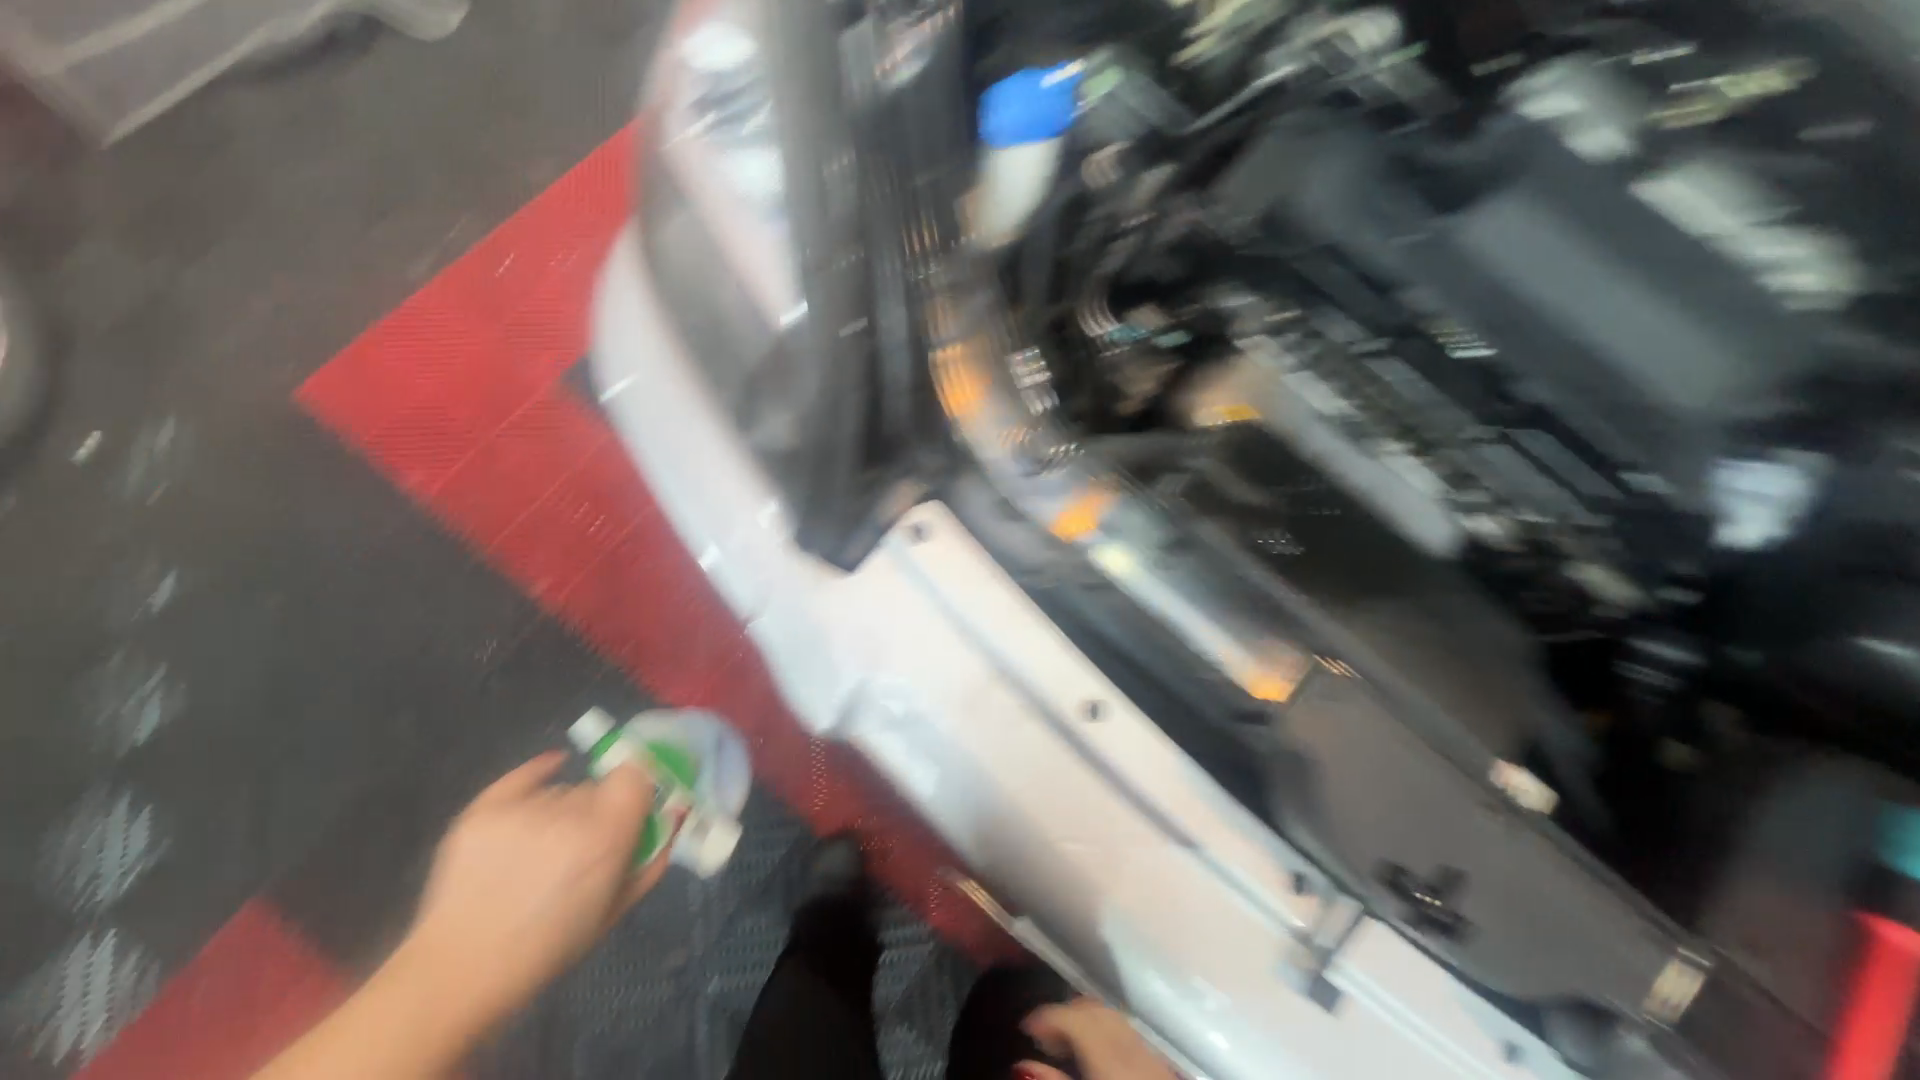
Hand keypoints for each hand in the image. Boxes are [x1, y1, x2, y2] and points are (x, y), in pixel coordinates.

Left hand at [395, 751, 674, 1028]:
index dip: (638, 790)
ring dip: (563, 809)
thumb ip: (652, 858)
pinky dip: (538, 777)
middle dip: (599, 809)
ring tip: (544, 848)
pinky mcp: (484, 810)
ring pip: (562, 790)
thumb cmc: (550, 948)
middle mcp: (567, 815)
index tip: (635, 808)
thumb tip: (675, 815)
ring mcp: (522, 810)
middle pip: (599, 787)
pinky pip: (524, 776)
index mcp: (606, 838)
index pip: (637, 774)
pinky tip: (545, 779)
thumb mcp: (616, 910)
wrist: (462, 970)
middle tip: (584, 844)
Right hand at [1020, 999, 1176, 1079]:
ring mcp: (1157, 1063)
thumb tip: (1024, 1066)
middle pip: (1098, 1012)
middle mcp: (1138, 1054)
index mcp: (1113, 1064)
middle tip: (1042, 1039)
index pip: (1076, 1018)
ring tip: (1066, 1049)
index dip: (1046, 1016)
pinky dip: (1108, 1038)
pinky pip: (1132, 1039)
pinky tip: (1098, 1062)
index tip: (1024, 1029)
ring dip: (1088, 1025)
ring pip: (1117, 1021)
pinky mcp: (1166, 1074)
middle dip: (1067, 1016)